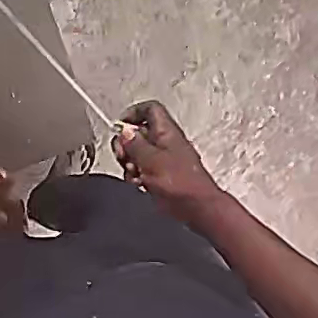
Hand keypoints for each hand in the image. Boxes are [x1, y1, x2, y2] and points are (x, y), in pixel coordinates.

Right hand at [112, 100, 225, 222]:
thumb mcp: (150, 159)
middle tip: (124, 155)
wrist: (196, 208)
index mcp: (166, 132)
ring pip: (138, 153)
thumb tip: (124, 133)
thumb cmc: (181, 183)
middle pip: (138, 133)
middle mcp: (165, 143)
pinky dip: (137, 175)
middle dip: (126, 145)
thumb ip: (134, 144)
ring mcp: (163, 159)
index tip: (121, 127)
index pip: (149, 109)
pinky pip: (142, 169)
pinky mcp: (161, 175)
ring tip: (135, 172)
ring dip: (130, 163)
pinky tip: (140, 183)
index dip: (133, 114)